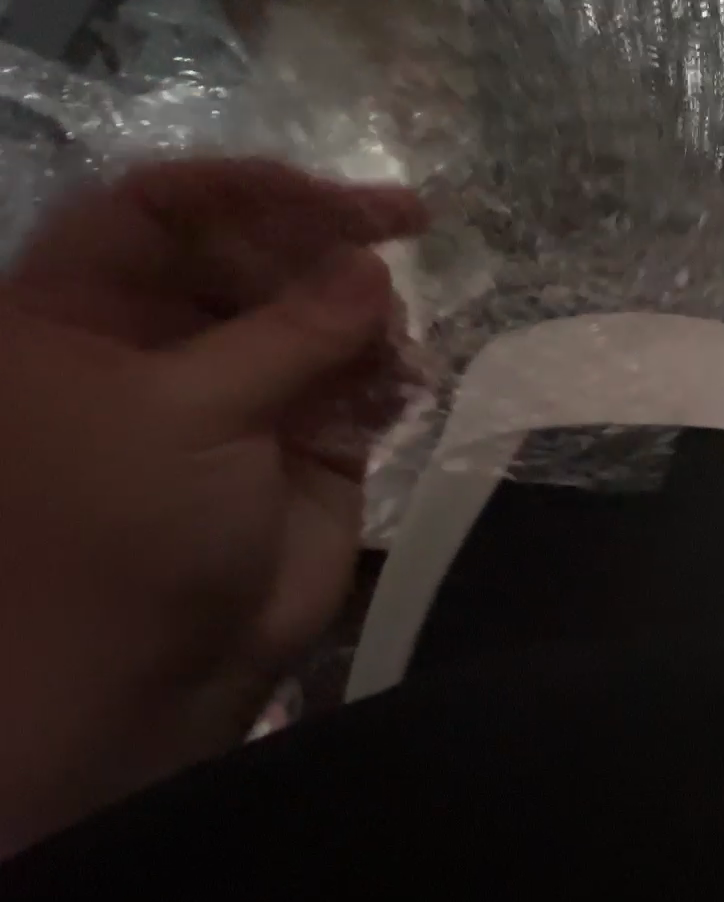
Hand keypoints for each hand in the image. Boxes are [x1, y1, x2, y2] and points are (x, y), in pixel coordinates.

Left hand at [0, 160, 427, 855]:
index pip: (164, 211)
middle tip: (408, 244)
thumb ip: (288, 333)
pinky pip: (361, 384)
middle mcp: (169, 342)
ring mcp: (248, 394)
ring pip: (321, 321)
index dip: (253, 190)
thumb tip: (373, 266)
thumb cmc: (124, 522)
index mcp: (87, 312)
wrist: (161, 659)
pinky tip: (406, 390)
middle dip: (328, 250)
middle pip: (256, 260)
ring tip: (396, 353)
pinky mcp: (314, 442)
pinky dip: (391, 378)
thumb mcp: (187, 408)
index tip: (352, 201)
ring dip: (367, 322)